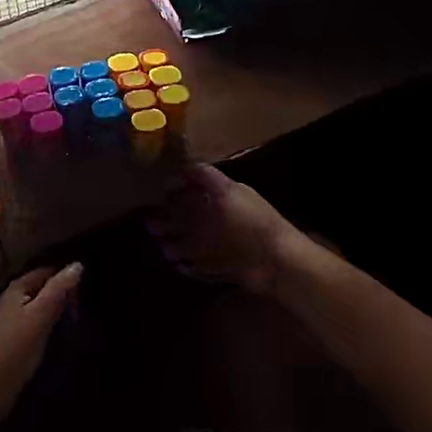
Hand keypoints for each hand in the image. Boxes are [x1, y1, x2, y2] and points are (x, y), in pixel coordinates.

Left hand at [0, 264, 82, 408]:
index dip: (66, 279)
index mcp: (18, 286)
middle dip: (62, 297)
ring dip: (57, 312)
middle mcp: (14, 296)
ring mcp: (12, 316)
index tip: (85, 294)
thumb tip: (77, 264)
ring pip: (40, 306)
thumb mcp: (40, 315)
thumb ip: (57, 290)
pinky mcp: (14, 335)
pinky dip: (49, 324)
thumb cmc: (16, 345)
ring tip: (75, 325)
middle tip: (81, 314)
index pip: (47, 272)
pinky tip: (58, 336)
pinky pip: (36, 321)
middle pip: (43, 288)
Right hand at [147, 166, 306, 293]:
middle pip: (192, 217)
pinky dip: (192, 266)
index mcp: (224, 197)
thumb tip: (183, 164)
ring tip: (162, 248)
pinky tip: (178, 266)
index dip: (176, 189)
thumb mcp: (227, 191)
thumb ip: (205, 176)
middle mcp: (223, 218)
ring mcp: (226, 244)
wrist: (280, 263)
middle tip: (150, 224)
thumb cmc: (251, 222)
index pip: (196, 188)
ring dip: (177, 243)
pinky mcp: (229, 267)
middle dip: (171, 219)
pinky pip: (206, 266)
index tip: (156, 192)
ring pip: (195, 241)